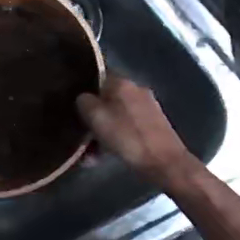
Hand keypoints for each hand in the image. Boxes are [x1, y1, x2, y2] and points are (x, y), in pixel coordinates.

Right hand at [77, 77, 195, 186]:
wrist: (165, 162)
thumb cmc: (127, 137)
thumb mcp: (95, 117)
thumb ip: (84, 102)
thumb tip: (83, 99)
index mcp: (121, 83)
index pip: (96, 77)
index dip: (83, 92)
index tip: (74, 108)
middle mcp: (136, 89)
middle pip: (106, 100)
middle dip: (92, 118)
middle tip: (82, 137)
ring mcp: (148, 107)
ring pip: (116, 116)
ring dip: (102, 132)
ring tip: (92, 154)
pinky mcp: (154, 125)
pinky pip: (127, 127)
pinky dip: (117, 138)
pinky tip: (108, 154)